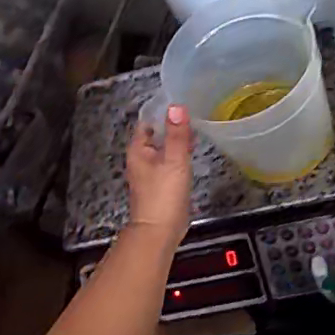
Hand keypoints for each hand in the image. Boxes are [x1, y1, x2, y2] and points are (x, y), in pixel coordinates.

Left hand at [125, 104, 194, 243]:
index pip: (148, 121)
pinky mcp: (161, 184)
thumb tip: (176, 106)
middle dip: (172, 125)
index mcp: (138, 150)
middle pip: (156, 134)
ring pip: (164, 148)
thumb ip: (176, 134)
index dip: (163, 111)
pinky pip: (170, 162)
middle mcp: (141, 159)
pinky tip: (192, 153)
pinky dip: (179, 155)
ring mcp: (150, 172)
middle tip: (194, 113)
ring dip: (177, 140)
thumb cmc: (163, 195)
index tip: (183, 102)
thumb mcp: (174, 160)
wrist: (160, 232)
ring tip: (196, 130)